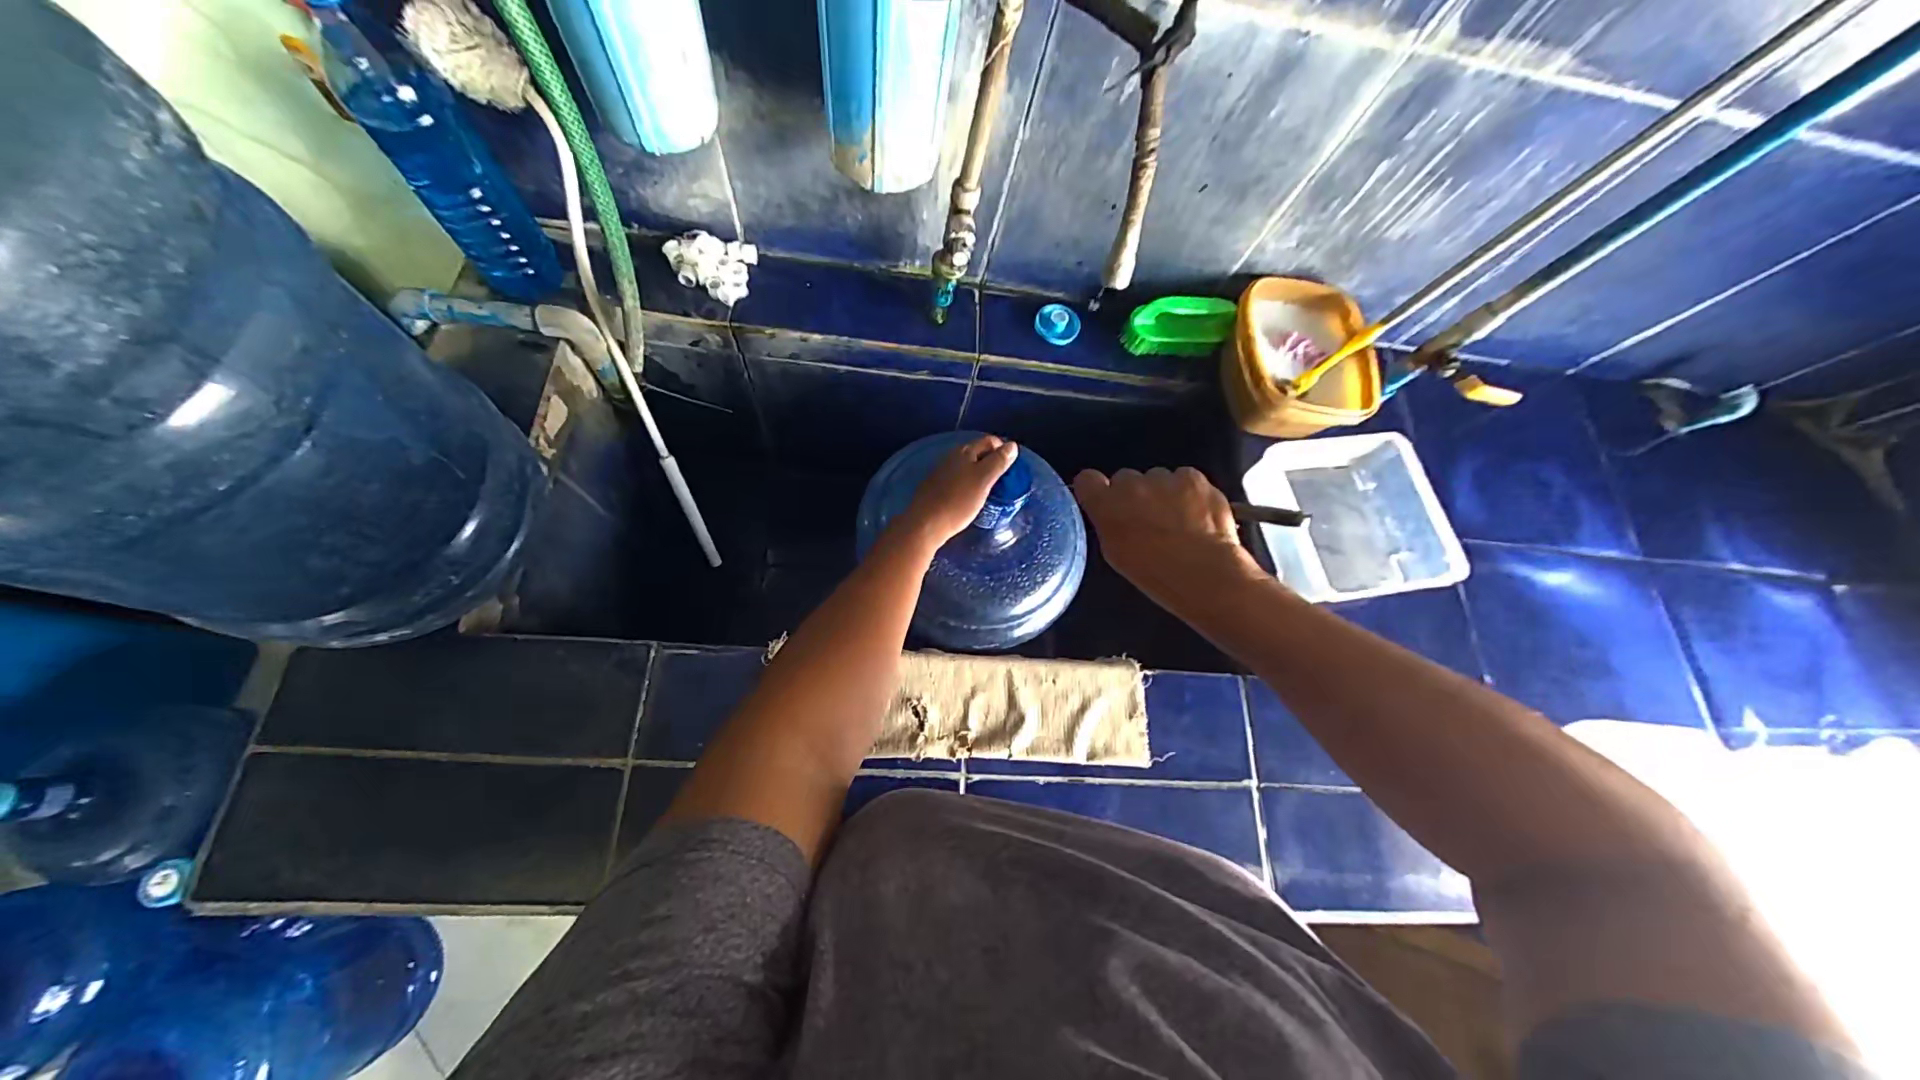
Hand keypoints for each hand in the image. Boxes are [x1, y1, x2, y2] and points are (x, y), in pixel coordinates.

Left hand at [894, 435, 1018, 547]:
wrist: (926, 524)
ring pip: (965, 466)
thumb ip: (998, 462)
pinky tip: (970, 496)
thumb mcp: (983, 480)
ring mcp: (940, 471)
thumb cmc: (958, 501)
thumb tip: (1012, 445)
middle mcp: (950, 457)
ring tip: (989, 488)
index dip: (1002, 449)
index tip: (1012, 466)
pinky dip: (967, 482)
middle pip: (976, 452)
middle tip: (1003, 478)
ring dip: (978, 472)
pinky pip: (956, 478)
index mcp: (964, 452)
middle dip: (991, 460)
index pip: (989, 441)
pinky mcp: (934, 487)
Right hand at [1073, 467, 1254, 603]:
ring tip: (1178, 521)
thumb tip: (1112, 515)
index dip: (1097, 489)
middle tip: (1148, 519)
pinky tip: (1197, 515)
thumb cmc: (1154, 572)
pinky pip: (1186, 478)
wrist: (1202, 572)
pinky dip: (1190, 491)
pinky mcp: (1193, 478)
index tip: (1104, 499)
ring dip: (1163, 492)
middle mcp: (1131, 484)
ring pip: (1158, 477)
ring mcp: (1163, 478)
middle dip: (1134, 494)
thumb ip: (1108, 525)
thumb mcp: (1115, 554)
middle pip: (1126, 478)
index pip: (1087, 480)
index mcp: (1105, 505)